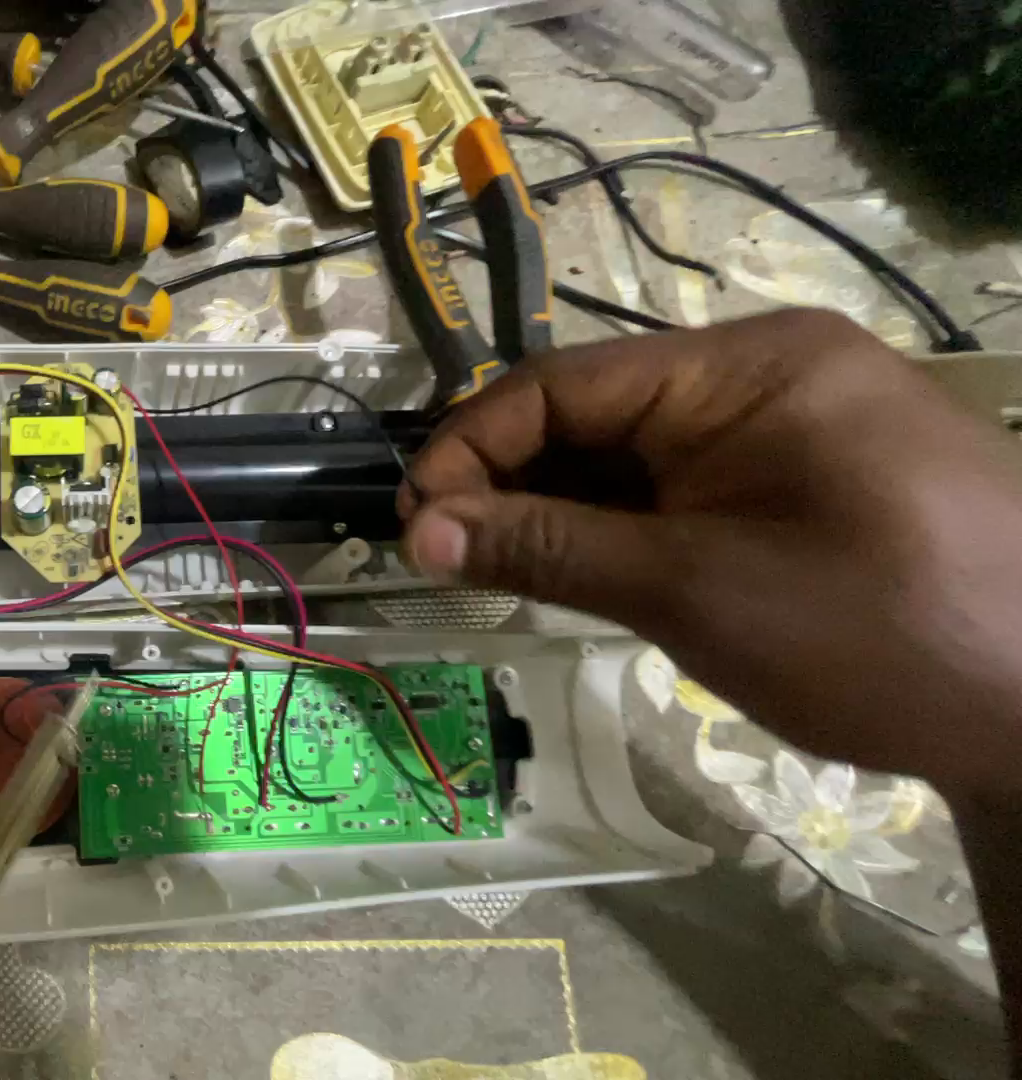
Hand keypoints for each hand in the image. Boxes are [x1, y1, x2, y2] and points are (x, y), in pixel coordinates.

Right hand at [398, 309, 1021, 795]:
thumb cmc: (888, 636)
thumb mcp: (692, 588)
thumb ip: (544, 549)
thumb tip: (416, 532)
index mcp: (741, 370)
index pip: (557, 385)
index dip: (468, 448)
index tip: (415, 521)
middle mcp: (743, 381)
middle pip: (573, 414)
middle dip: (494, 480)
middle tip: (438, 549)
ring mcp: (753, 432)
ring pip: (597, 455)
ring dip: (531, 507)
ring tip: (477, 561)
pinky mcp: (756, 483)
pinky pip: (639, 489)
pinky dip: (580, 526)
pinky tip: (544, 563)